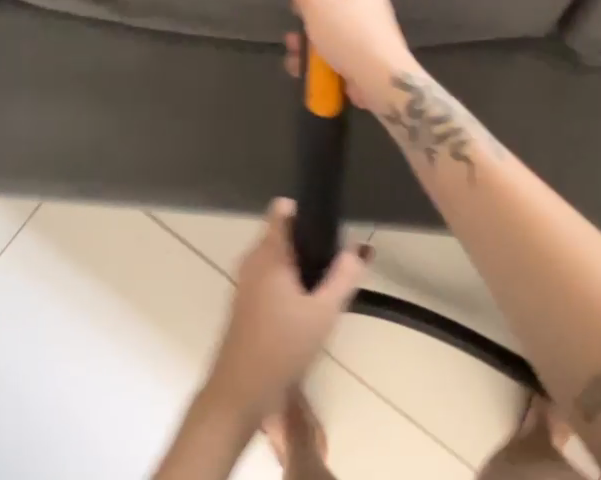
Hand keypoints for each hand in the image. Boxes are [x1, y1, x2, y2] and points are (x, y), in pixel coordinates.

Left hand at [203, 198, 369, 418]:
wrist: (240, 391)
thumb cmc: (282, 346)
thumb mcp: (324, 311)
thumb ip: (344, 276)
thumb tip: (359, 247)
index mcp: (268, 254)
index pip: (282, 210)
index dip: (307, 209)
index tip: (331, 223)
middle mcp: (252, 261)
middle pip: (284, 235)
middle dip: (311, 243)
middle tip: (338, 264)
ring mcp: (245, 282)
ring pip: (279, 259)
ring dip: (302, 266)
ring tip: (328, 287)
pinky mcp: (245, 303)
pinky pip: (271, 277)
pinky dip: (290, 283)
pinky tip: (308, 309)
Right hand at [287, 0, 411, 96]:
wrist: (379, 82)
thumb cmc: (349, 33)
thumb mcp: (316, 4)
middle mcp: (369, 1)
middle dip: (313, 1)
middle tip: (297, 10)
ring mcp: (368, 29)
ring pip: (333, 23)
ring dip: (309, 34)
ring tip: (294, 49)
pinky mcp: (364, 55)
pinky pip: (336, 49)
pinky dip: (318, 58)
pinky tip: (302, 70)